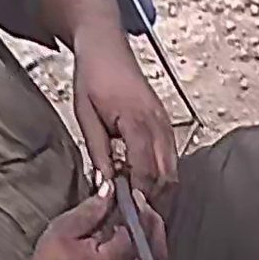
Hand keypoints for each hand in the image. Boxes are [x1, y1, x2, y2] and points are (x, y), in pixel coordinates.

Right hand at [17, 191, 164, 259]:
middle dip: (154, 225)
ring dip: (154, 238)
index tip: (134, 195)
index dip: (138, 212)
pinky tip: (139, 236)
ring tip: (145, 219)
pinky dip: (149, 250)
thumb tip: (110, 191)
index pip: (136, 233)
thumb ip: (91, 212)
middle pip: (155, 249)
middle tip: (144, 206)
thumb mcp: (65, 229)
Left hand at [72, 29, 176, 199]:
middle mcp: (158, 125)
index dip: (140, 194)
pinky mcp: (169, 129)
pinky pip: (172, 163)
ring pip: (173, 173)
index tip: (130, 211)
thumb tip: (106, 187)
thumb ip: (98, 153)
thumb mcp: (85, 115)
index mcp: (136, 120)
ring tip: (140, 201)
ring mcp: (167, 127)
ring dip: (159, 191)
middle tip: (136, 213)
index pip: (145, 169)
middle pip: (165, 177)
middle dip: (152, 198)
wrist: (107, 46)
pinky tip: (145, 183)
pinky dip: (162, 178)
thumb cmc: (93, 77)